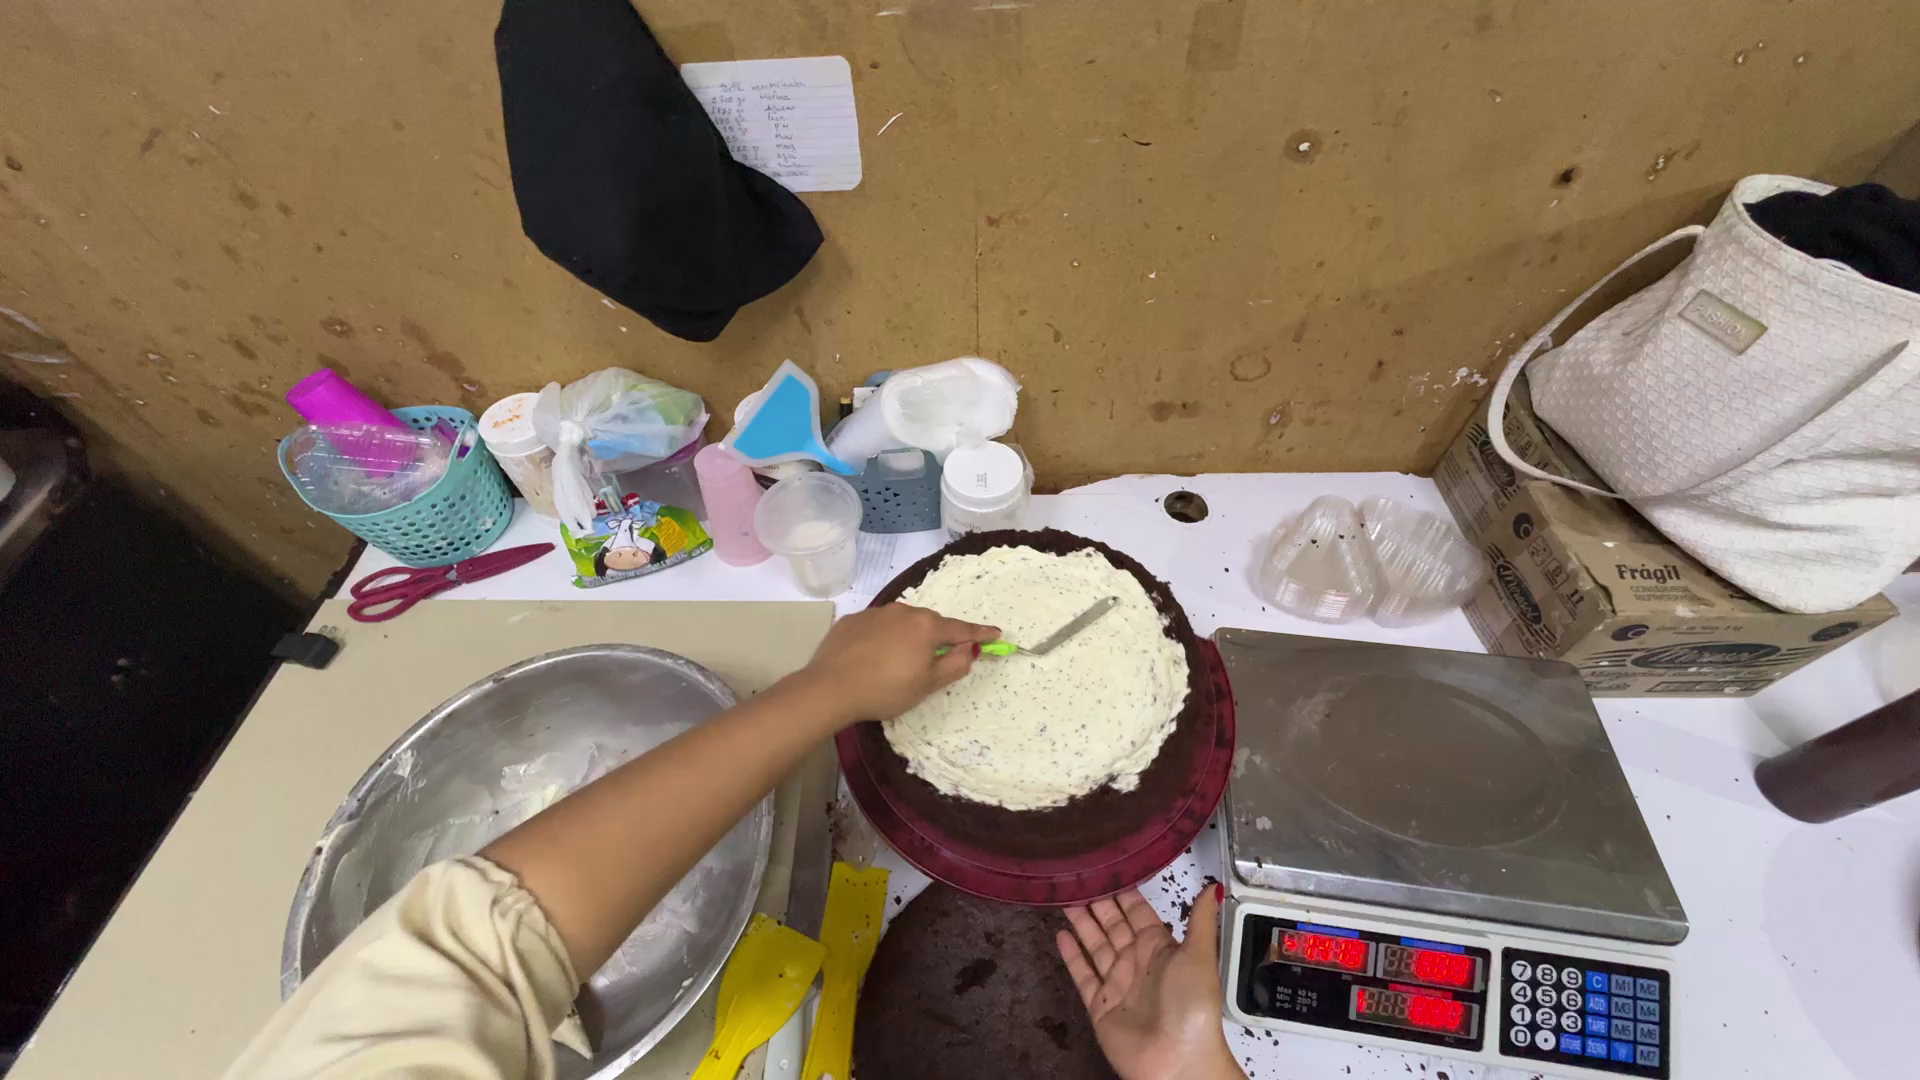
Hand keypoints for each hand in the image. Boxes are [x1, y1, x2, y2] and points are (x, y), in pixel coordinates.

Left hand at [790, 603, 1000, 724]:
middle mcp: (903, 611)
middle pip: (930, 623)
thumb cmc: (885, 689)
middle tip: (936, 659)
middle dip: (938, 637)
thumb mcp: (927, 685)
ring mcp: (875, 613)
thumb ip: (954, 664)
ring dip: (908, 637)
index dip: (979, 633)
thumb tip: (970, 649)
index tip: (996, 633)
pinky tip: (872, 657)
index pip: (960, 629)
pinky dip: (882, 638)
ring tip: (899, 662)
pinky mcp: (852, 620)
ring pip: (902, 623)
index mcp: (926, 626)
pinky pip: (876, 627)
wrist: (830, 687)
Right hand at [1057, 886, 1242, 1079]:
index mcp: (1158, 947)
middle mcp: (1135, 960)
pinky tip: (1059, 935)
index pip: (1135, 910)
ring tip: (1062, 896)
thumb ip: (1200, 920)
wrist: (1179, 1063)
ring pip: (1094, 944)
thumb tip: (1212, 886)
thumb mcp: (1200, 957)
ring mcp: (1116, 983)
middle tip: (1075, 875)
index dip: (1119, 890)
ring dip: (1080, 922)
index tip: (1102, 866)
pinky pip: (1082, 975)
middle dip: (1095, 901)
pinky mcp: (1100, 1005)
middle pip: (1111, 923)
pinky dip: (1071, 956)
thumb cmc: (1191, 1006)